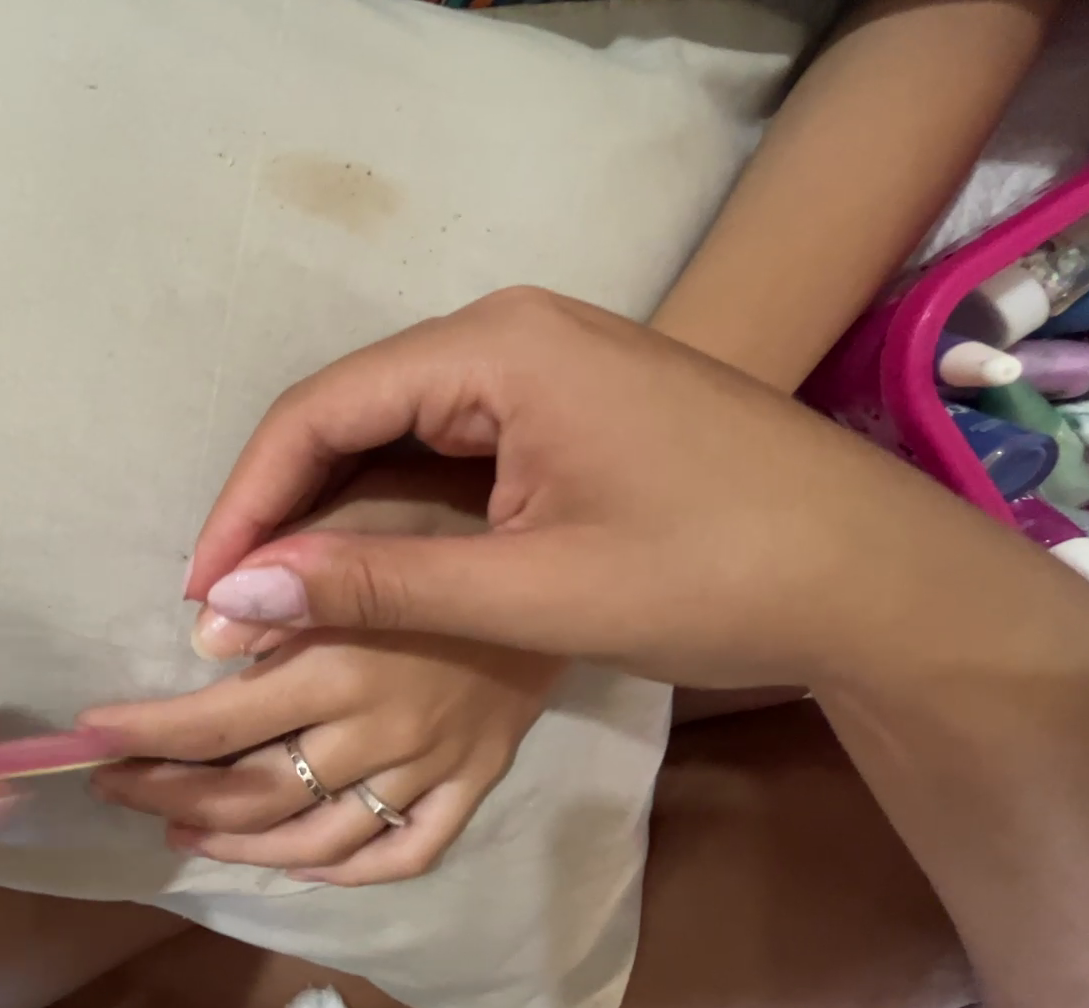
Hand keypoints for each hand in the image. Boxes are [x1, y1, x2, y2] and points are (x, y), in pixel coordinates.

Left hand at [83, 461, 566, 885]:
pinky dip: (343, 870)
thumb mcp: (360, 516)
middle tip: (117, 787)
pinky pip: (405, 850)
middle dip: (170, 793)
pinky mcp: (475, 785)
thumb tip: (203, 639)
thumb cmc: (448, 513)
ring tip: (180, 831)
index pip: (219, 719)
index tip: (90, 737)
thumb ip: (285, 583)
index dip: (146, 733)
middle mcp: (382, 731)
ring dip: (237, 842)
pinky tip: (293, 861)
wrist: (564, 544)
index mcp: (345, 663)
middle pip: (255, 789)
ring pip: (319, 839)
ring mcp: (432, 769)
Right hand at [182, 287, 1022, 688]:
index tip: (202, 585)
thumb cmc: (720, 579)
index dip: (247, 500)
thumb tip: (235, 594)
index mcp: (496, 348)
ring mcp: (529, 365)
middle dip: (275, 503)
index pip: (320, 410)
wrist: (885, 586)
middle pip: (343, 411)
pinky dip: (380, 504)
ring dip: (323, 506)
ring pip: (382, 428)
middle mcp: (501, 332)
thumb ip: (376, 584)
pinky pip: (430, 445)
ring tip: (272, 584)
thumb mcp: (531, 591)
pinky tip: (352, 557)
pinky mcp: (548, 405)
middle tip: (227, 593)